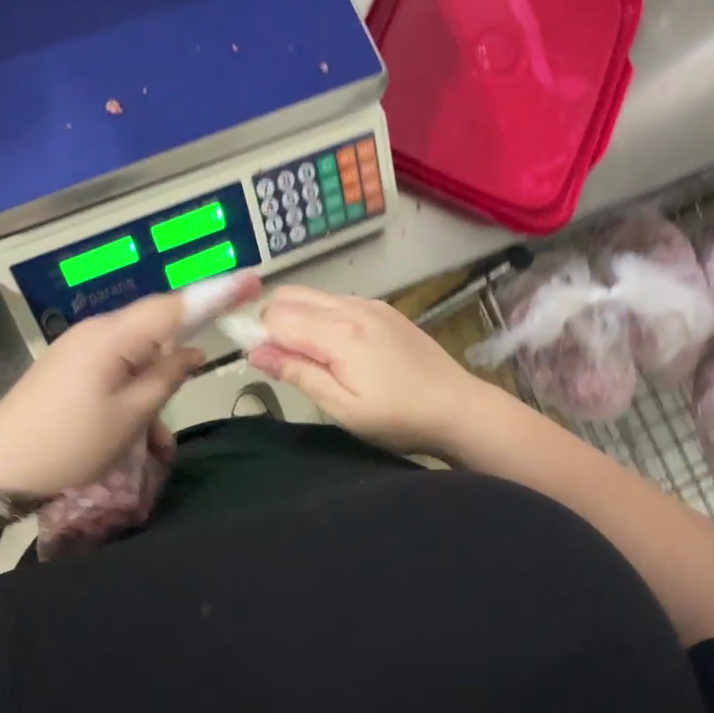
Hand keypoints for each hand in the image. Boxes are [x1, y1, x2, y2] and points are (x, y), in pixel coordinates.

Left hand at [0, 274, 258, 495]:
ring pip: (137, 348)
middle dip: (189, 335)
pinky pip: (117, 363)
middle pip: (156, 321)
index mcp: (113, 336)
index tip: (253, 281)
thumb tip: (193, 352)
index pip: (175, 305)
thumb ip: (167, 377)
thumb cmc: (69, 444)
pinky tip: (139, 424)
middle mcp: (96, 329)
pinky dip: (137, 384)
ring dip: (158, 378)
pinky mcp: (70, 364)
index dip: (216, 293)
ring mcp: (79, 345)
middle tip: (225, 339)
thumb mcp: (130, 417)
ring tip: (159, 436)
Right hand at [247, 286, 502, 454]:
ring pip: (313, 296)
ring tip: (308, 358)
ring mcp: (370, 304)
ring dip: (297, 318)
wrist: (458, 407)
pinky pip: (337, 301)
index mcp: (339, 332)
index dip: (258, 335)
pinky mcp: (384, 309)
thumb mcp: (342, 406)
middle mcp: (352, 306)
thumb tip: (255, 352)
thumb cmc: (397, 417)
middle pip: (290, 295)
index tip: (260, 362)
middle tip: (281, 360)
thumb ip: (297, 373)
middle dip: (273, 321)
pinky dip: (321, 317)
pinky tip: (335, 350)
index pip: (277, 314)